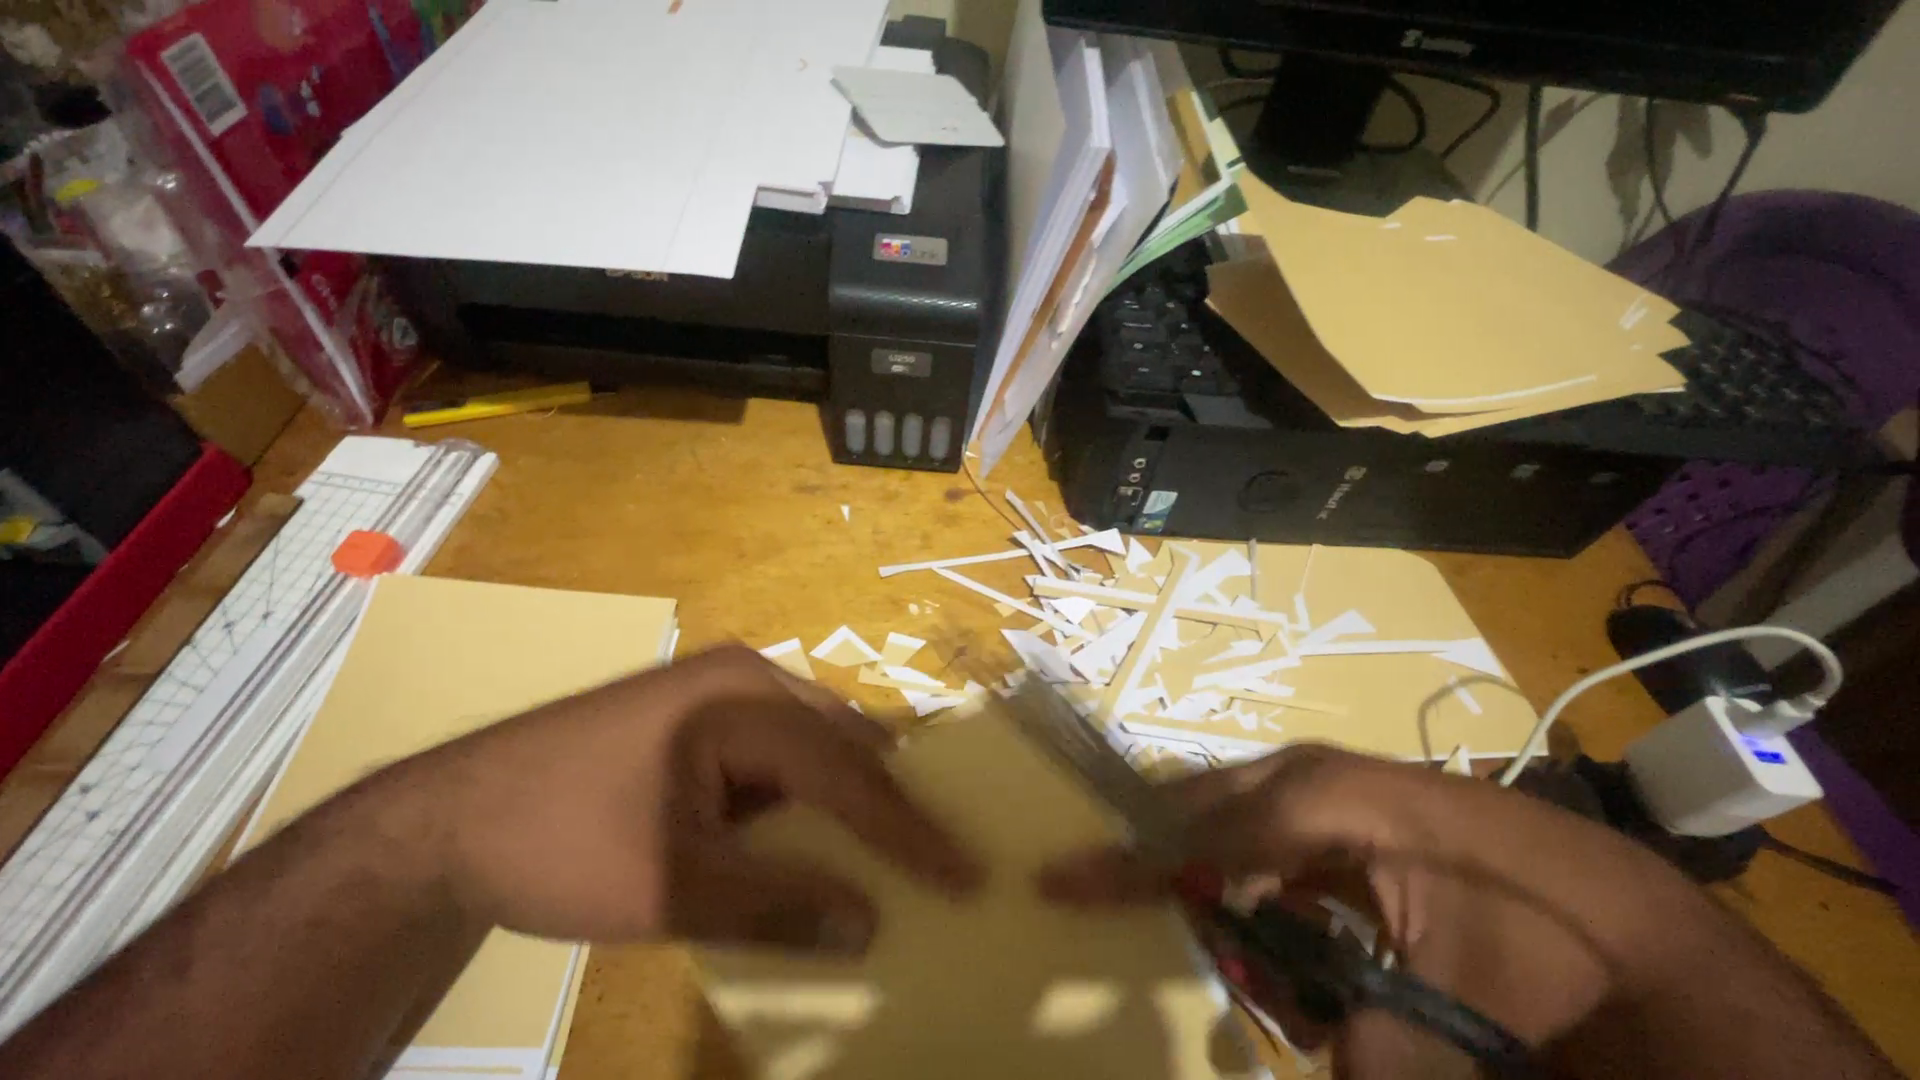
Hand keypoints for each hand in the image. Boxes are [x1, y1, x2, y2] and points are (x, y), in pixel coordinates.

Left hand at [373, 644, 981, 953]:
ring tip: (893, 843)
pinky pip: (777, 745)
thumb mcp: (676, 889)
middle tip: (937, 855)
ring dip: (850, 792)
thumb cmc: (563, 844)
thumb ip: (780, 907)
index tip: (967, 872)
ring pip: (814, 739)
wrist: (445, 823)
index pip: (848, 770)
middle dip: (889, 800)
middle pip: (841, 741)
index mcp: (742, 702)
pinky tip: (816, 826)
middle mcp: (741, 676)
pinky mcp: (695, 711)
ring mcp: (715, 687)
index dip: (909, 830)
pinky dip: (807, 787)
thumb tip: (870, 926)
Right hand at [1037, 746, 1709, 1077]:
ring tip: (1181, 914)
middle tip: (1089, 887)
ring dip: (1199, 869)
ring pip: (1225, 818)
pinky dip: (1241, 875)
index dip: (1128, 864)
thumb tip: (1319, 1071)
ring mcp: (1326, 786)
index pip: (1200, 833)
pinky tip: (1262, 921)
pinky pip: (1261, 836)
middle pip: (1195, 806)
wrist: (1628, 914)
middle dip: (1145, 851)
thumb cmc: (1538, 940)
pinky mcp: (1342, 808)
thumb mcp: (1456, 1008)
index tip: (1059, 878)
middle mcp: (1308, 778)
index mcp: (1320, 800)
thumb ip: (1372, 1057)